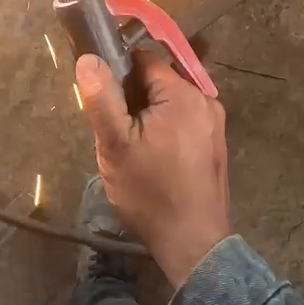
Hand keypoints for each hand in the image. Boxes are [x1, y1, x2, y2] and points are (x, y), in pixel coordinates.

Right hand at [76, 50, 231, 285]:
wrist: (193, 246)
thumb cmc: (151, 192)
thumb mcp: (115, 144)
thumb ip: (101, 97)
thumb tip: (89, 58)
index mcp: (184, 94)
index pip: (142, 60)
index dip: (116, 76)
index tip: (103, 102)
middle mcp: (206, 101)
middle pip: (155, 82)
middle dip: (131, 100)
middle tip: (116, 134)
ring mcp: (214, 125)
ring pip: (166, 104)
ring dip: (146, 118)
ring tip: (132, 151)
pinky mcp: (214, 145)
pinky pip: (181, 122)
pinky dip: (162, 131)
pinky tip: (152, 160)